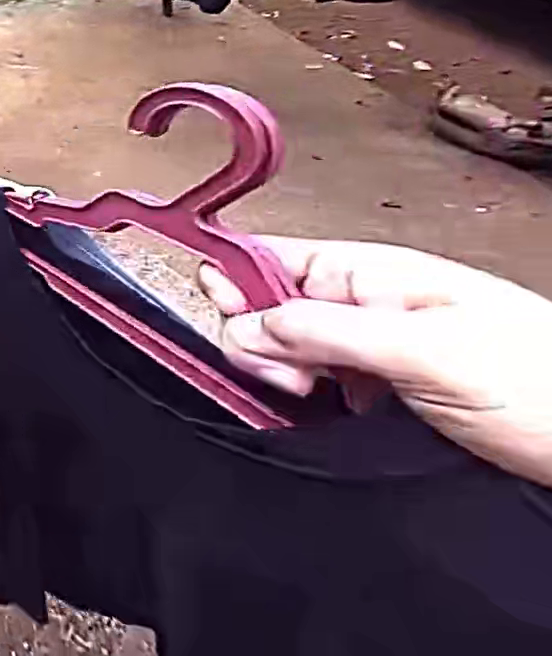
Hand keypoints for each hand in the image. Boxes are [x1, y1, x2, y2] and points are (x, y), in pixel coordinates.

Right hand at [199, 237, 551, 486]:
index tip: (242, 322)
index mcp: (360, 270)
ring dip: (275, 368)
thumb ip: (318, 328)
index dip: (230, 283)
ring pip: (266, 339)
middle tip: (299, 374)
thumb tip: (239, 325)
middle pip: (250, 301)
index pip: (253, 255)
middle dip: (255, 338)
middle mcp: (348, 297)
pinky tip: (325, 403)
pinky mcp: (359, 375)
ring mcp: (353, 337)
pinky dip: (295, 390)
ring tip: (319, 392)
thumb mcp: (428, 352)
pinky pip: (295, 371)